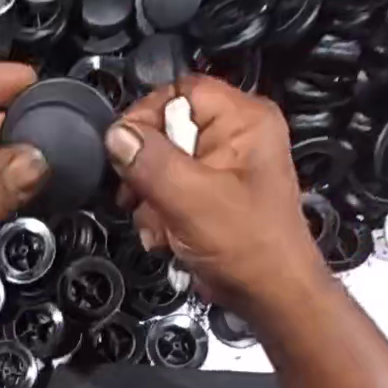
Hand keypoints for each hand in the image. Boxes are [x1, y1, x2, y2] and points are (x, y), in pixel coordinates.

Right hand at [105, 75, 329, 315]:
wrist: (269, 296)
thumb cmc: (253, 249)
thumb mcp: (192, 200)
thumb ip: (151, 163)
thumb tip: (118, 136)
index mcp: (243, 122)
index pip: (180, 92)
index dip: (146, 118)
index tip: (125, 150)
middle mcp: (233, 140)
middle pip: (164, 134)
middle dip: (146, 173)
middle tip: (143, 196)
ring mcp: (219, 172)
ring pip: (160, 170)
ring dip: (150, 203)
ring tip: (164, 226)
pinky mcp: (208, 200)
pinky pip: (167, 196)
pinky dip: (159, 218)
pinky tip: (168, 236)